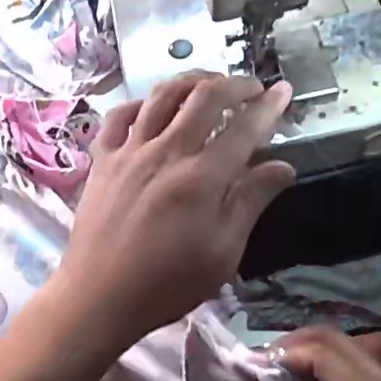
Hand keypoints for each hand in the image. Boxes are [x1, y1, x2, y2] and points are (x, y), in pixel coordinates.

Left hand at [49, 72, 295, 353]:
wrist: (98, 299)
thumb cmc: (167, 284)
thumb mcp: (223, 253)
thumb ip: (251, 202)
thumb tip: (283, 167)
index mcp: (201, 178)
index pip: (244, 128)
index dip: (269, 106)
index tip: (283, 91)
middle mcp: (166, 152)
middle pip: (204, 97)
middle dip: (234, 84)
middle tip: (252, 88)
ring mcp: (129, 152)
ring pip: (162, 96)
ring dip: (191, 81)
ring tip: (210, 83)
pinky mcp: (102, 160)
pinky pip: (119, 116)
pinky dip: (141, 103)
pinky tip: (153, 107)